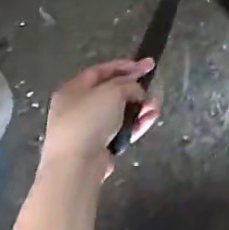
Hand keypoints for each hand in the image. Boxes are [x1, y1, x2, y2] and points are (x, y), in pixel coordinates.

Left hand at [41, 58, 160, 177]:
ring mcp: (88, 129)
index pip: (101, 71)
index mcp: (73, 89)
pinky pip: (120, 130)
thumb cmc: (89, 119)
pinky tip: (151, 118)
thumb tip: (136, 92)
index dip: (124, 66)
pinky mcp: (99, 147)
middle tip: (153, 84)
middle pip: (110, 92)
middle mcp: (77, 107)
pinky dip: (136, 124)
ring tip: (155, 105)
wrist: (76, 164)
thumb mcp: (111, 92)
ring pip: (118, 112)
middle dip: (134, 88)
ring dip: (138, 107)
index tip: (146, 65)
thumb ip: (128, 85)